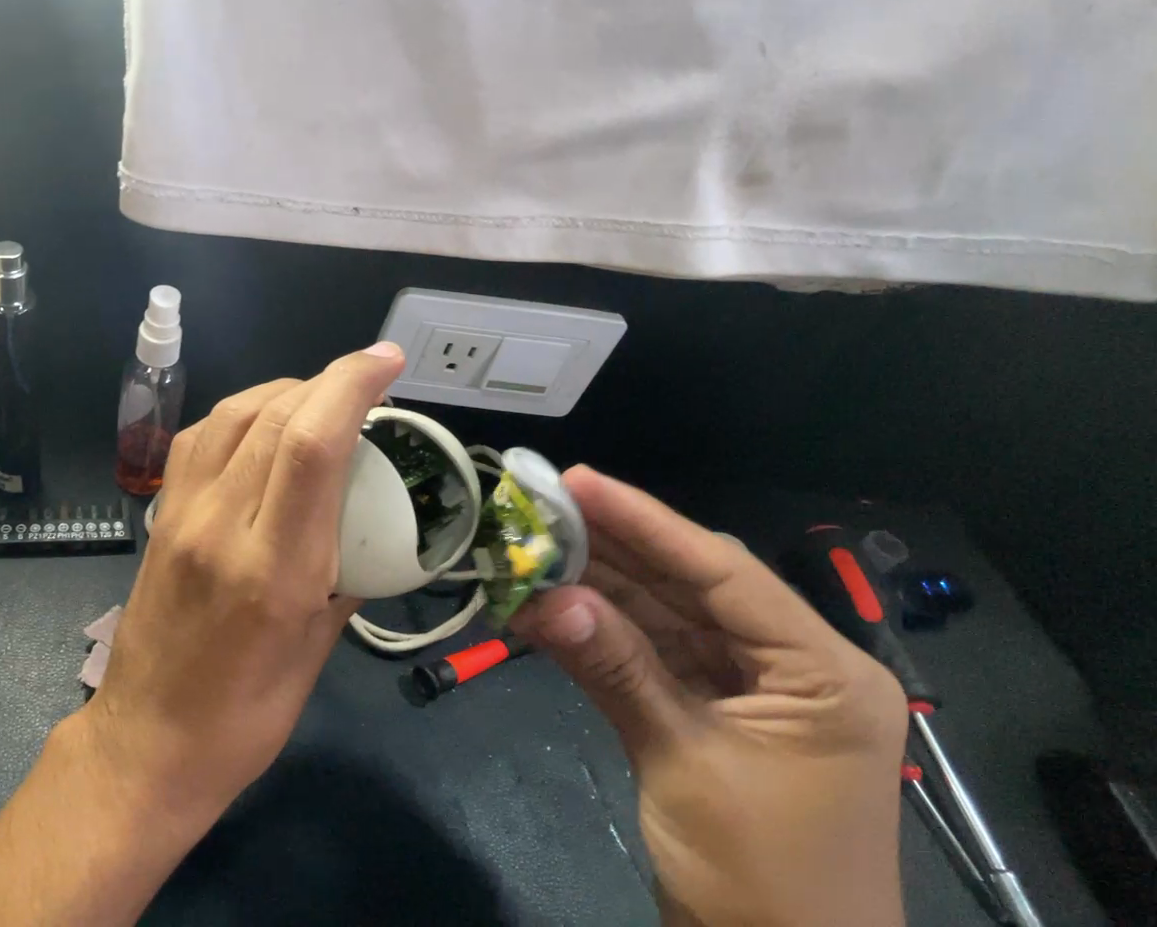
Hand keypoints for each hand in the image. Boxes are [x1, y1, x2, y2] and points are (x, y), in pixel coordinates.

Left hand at [73, 342, 406, 822]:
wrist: (145, 742)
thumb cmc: (244, 719)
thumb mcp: (316, 654)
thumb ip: (346, 578)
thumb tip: (372, 528)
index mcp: (272, 569)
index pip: (312, 444)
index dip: (352, 385)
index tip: (388, 362)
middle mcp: (219, 524)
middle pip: (273, 415)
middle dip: (328, 380)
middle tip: (367, 379)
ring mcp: (180, 515)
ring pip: (230, 415)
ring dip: (282, 391)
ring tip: (319, 399)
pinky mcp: (158, 516)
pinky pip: (197, 440)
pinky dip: (238, 415)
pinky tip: (261, 429)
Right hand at [510, 467, 907, 926]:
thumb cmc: (760, 875)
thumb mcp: (686, 763)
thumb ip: (617, 669)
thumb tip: (545, 597)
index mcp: (823, 671)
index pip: (723, 572)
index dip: (645, 520)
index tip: (578, 481)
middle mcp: (790, 665)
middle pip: (691, 584)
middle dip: (614, 544)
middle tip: (542, 503)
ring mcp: (747, 689)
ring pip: (664, 614)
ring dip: (599, 584)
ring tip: (533, 543)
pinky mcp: (708, 712)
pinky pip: (650, 653)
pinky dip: (601, 630)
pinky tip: (550, 602)